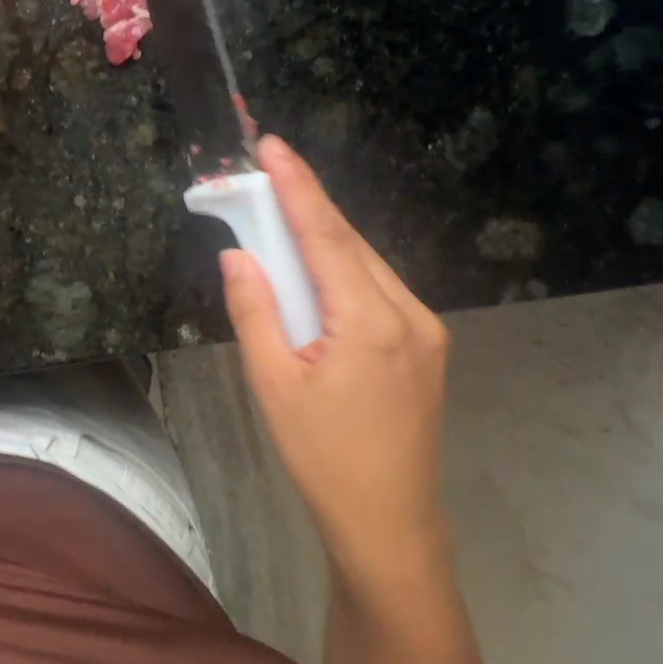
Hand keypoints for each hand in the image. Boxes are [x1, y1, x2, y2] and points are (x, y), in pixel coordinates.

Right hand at [220, 136, 452, 585]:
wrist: (387, 518)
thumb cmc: (320, 453)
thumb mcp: (271, 382)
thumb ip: (254, 311)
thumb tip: (238, 256)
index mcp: (371, 322)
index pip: (328, 237)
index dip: (298, 187)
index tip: (273, 145)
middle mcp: (409, 315)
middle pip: (350, 243)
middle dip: (303, 205)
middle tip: (259, 175)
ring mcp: (424, 331)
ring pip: (364, 265)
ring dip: (319, 238)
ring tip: (273, 218)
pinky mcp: (423, 347)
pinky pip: (374, 289)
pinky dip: (336, 268)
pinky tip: (308, 271)